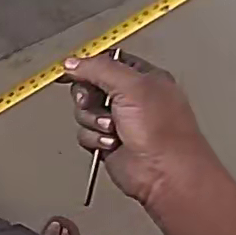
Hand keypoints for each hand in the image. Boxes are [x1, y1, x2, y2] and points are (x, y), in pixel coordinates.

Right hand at [64, 52, 215, 203]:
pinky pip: (85, 133)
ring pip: (84, 111)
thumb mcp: (131, 87)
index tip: (71, 69)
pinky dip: (95, 138)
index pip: (107, 61)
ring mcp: (119, 120)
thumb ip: (99, 69)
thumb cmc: (163, 132)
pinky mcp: (108, 140)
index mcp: (144, 78)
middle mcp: (131, 98)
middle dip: (87, 96)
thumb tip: (74, 62)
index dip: (87, 64)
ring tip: (113, 128)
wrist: (164, 173)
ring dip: (93, 120)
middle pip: (89, 86)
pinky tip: (113, 143)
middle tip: (94, 101)